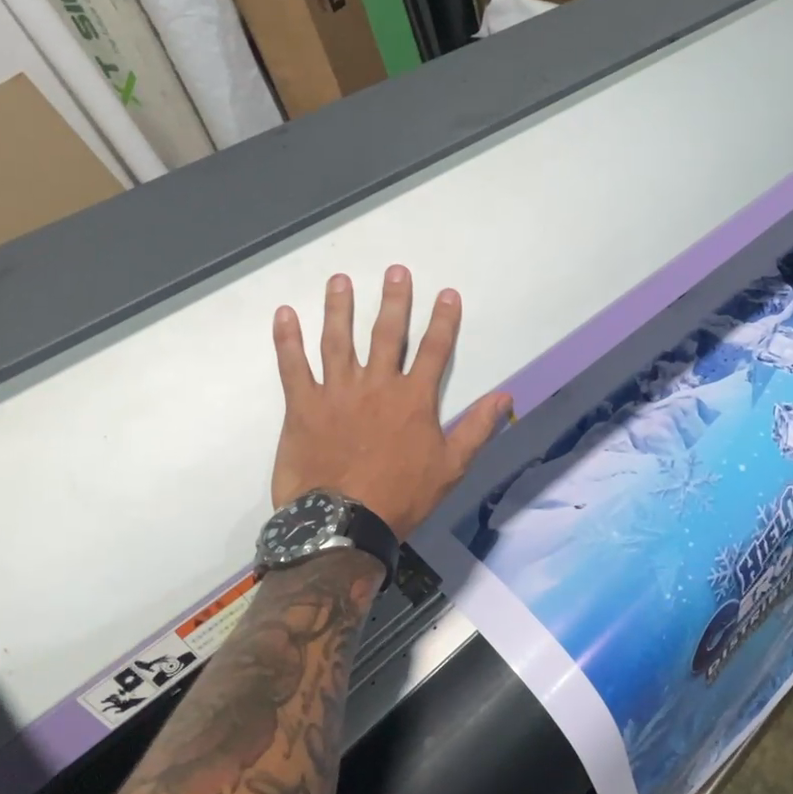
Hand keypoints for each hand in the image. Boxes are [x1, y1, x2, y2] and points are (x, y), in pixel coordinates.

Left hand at [269, 266, 511, 538]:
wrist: (342, 522)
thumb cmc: (401, 496)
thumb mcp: (451, 466)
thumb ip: (478, 428)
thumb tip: (506, 397)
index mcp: (414, 398)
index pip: (435, 349)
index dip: (444, 320)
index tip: (447, 293)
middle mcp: (377, 384)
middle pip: (388, 333)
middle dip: (394, 300)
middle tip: (396, 270)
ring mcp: (337, 391)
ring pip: (338, 339)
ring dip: (340, 307)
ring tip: (341, 279)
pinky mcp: (302, 405)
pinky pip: (293, 366)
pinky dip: (287, 339)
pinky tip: (285, 314)